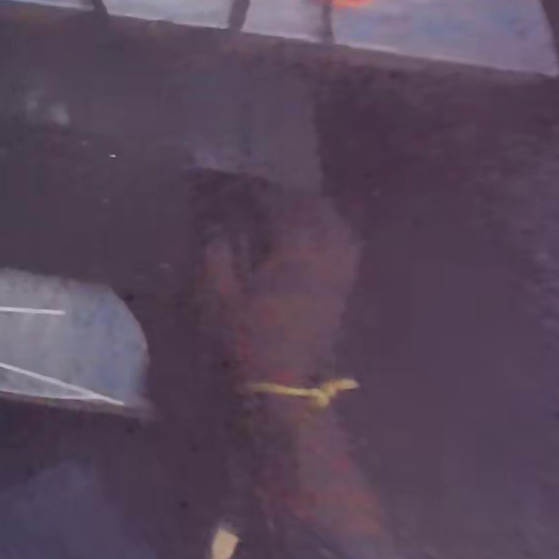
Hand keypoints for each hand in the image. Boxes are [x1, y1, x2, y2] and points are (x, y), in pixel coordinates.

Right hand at [199, 189, 359, 387]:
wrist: (283, 379)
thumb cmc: (242, 334)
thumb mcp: (215, 293)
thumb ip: (216, 252)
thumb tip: (216, 224)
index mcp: (293, 255)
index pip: (280, 207)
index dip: (256, 189)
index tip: (232, 180)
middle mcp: (325, 258)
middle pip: (318, 211)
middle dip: (289, 194)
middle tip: (258, 188)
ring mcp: (339, 274)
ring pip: (337, 226)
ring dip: (312, 209)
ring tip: (285, 204)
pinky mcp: (342, 289)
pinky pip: (344, 245)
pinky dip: (327, 228)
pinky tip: (308, 232)